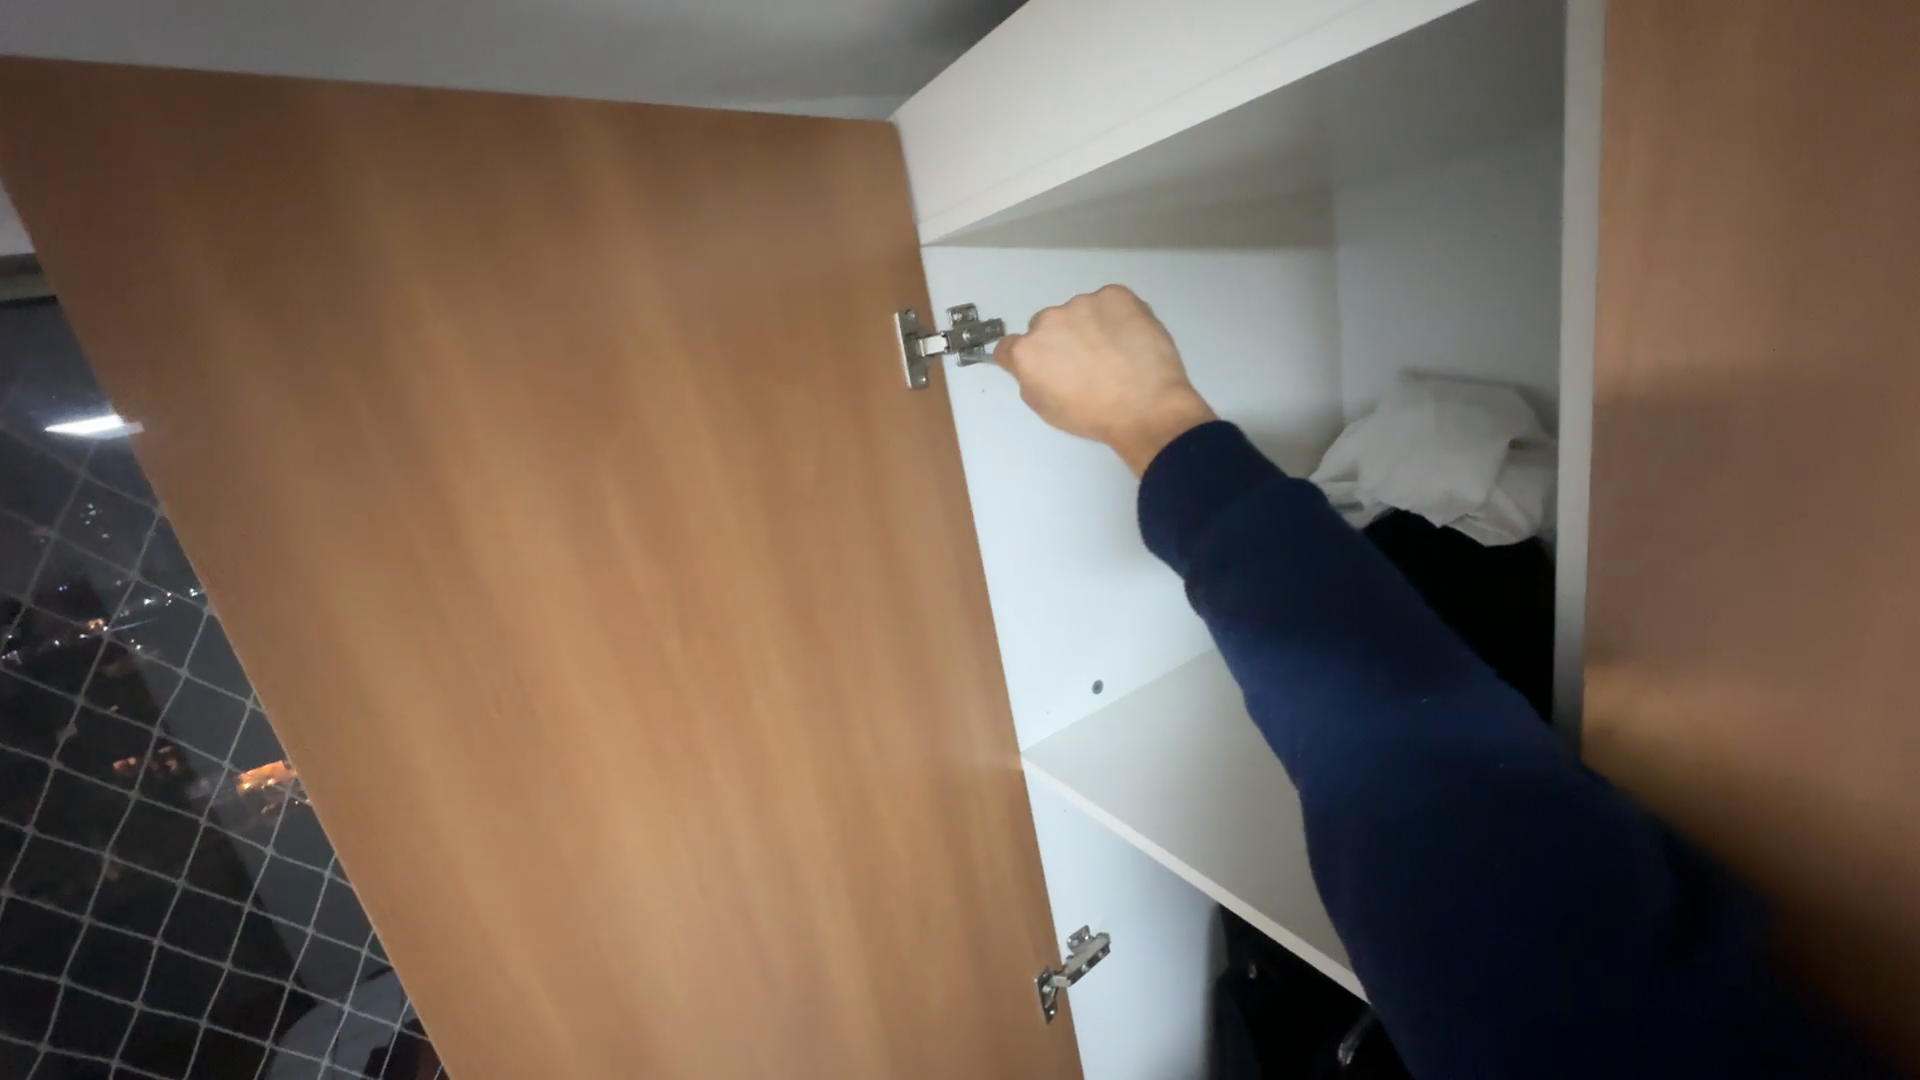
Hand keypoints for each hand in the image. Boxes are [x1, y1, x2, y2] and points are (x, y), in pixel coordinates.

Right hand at [992, 285, 1216, 474]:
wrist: (1147, 407)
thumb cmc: (1093, 416)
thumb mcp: (1047, 409)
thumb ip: (1030, 379)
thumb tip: (1033, 364)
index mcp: (1027, 351)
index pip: (1009, 347)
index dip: (1024, 358)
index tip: (1042, 367)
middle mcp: (1049, 320)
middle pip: (1045, 326)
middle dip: (1059, 341)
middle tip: (1085, 364)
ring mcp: (1083, 303)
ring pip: (1078, 313)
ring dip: (1088, 327)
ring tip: (1113, 354)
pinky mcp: (1115, 294)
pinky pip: (1108, 302)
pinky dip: (1115, 316)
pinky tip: (1128, 340)